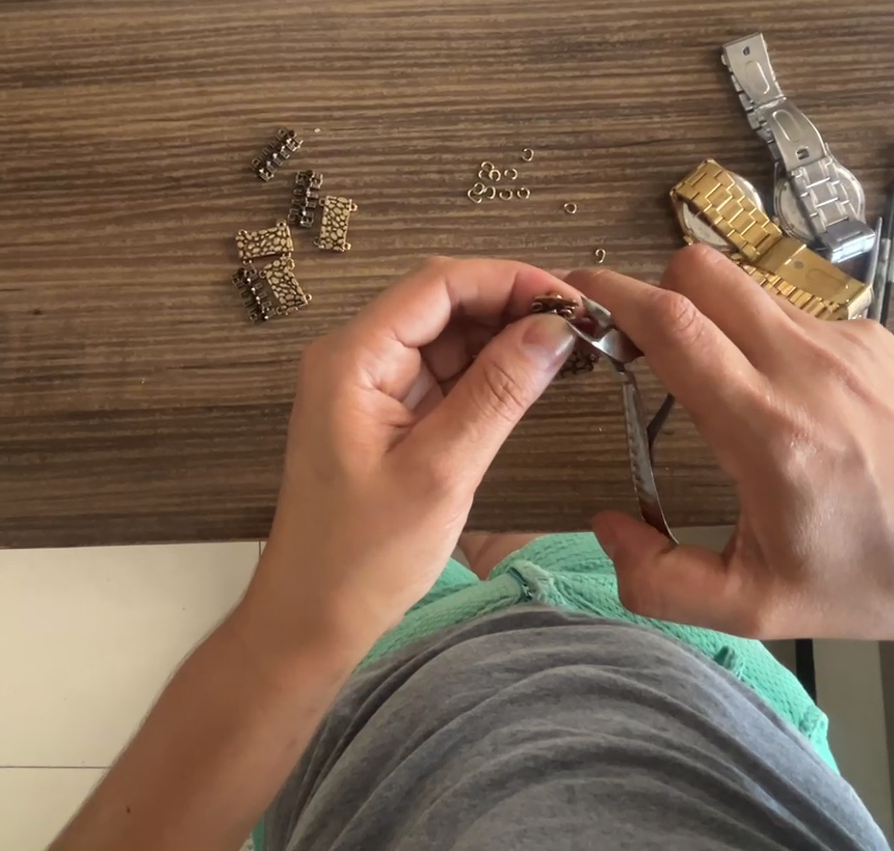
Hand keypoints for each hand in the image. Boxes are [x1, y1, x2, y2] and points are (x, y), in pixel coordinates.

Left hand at [242, 258, 578, 663]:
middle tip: (580, 326)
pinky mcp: (384, 410)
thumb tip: (555, 329)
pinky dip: (485, 369)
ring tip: (567, 348)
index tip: (571, 299)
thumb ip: (498, 393)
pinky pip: (441, 372)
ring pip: (445, 335)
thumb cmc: (364, 555)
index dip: (507, 279)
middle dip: (509, 304)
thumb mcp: (441, 471)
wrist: (314, 615)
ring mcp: (369, 383)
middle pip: (440, 302)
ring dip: (502, 335)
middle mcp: (356, 355)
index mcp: (352, 357)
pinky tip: (529, 374)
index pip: (436, 285)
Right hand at [568, 244, 893, 654]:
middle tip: (636, 343)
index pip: (673, 324)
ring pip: (739, 285)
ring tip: (707, 374)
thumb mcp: (753, 608)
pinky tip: (776, 391)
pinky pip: (782, 309)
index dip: (611, 295)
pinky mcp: (873, 338)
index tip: (572, 294)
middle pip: (699, 272)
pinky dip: (751, 331)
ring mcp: (846, 342)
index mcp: (768, 430)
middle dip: (650, 291)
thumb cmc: (872, 585)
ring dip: (700, 312)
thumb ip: (657, 579)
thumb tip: (605, 524)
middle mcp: (805, 367)